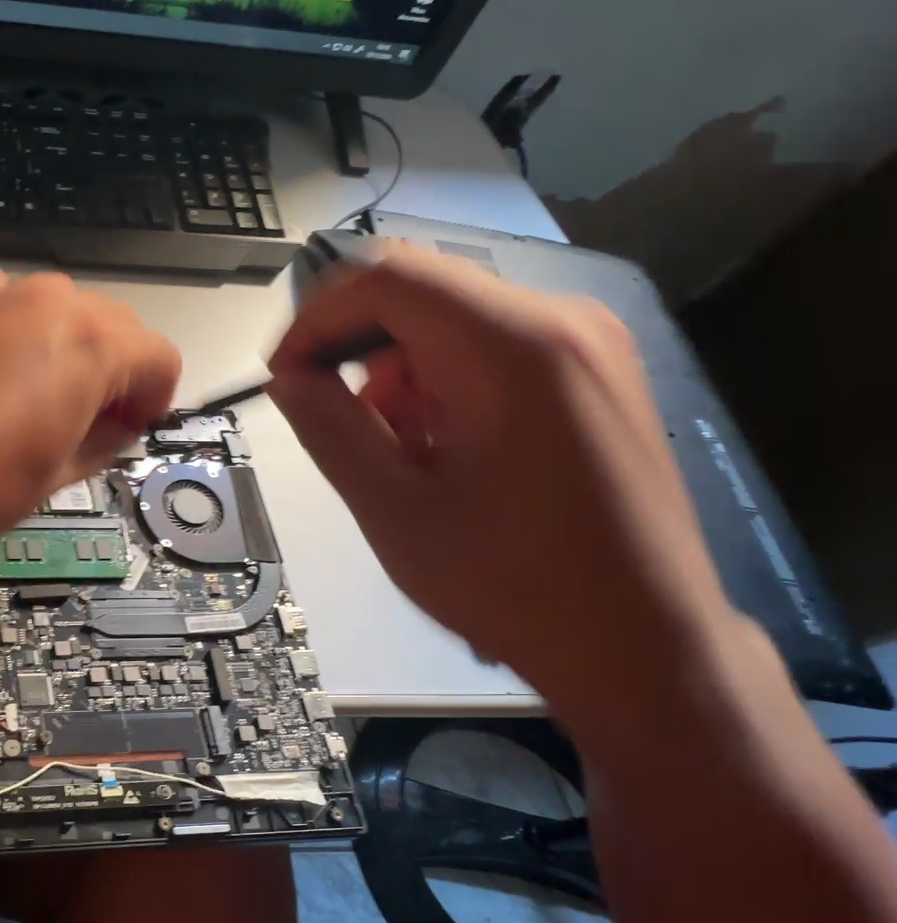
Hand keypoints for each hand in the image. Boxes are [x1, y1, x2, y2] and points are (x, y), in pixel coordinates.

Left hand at [0, 270, 179, 574]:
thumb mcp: (58, 475)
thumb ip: (106, 440)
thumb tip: (118, 428)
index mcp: (93, 346)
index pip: (159, 357)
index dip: (154, 399)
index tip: (131, 427)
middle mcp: (52, 304)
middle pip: (118, 326)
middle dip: (118, 372)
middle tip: (91, 422)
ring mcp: (0, 297)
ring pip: (66, 310)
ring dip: (71, 348)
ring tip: (43, 400)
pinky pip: (11, 304)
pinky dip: (21, 331)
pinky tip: (2, 373)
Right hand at [264, 243, 745, 726]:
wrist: (638, 643)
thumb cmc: (510, 582)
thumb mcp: (390, 506)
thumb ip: (328, 426)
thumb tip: (290, 378)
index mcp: (512, 348)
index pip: (386, 279)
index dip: (316, 318)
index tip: (283, 376)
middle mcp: (563, 324)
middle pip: (421, 292)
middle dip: (356, 347)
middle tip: (329, 415)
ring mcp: (590, 346)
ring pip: (453, 318)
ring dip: (398, 370)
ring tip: (394, 448)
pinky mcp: (596, 374)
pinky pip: (493, 346)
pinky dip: (442, 381)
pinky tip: (440, 446)